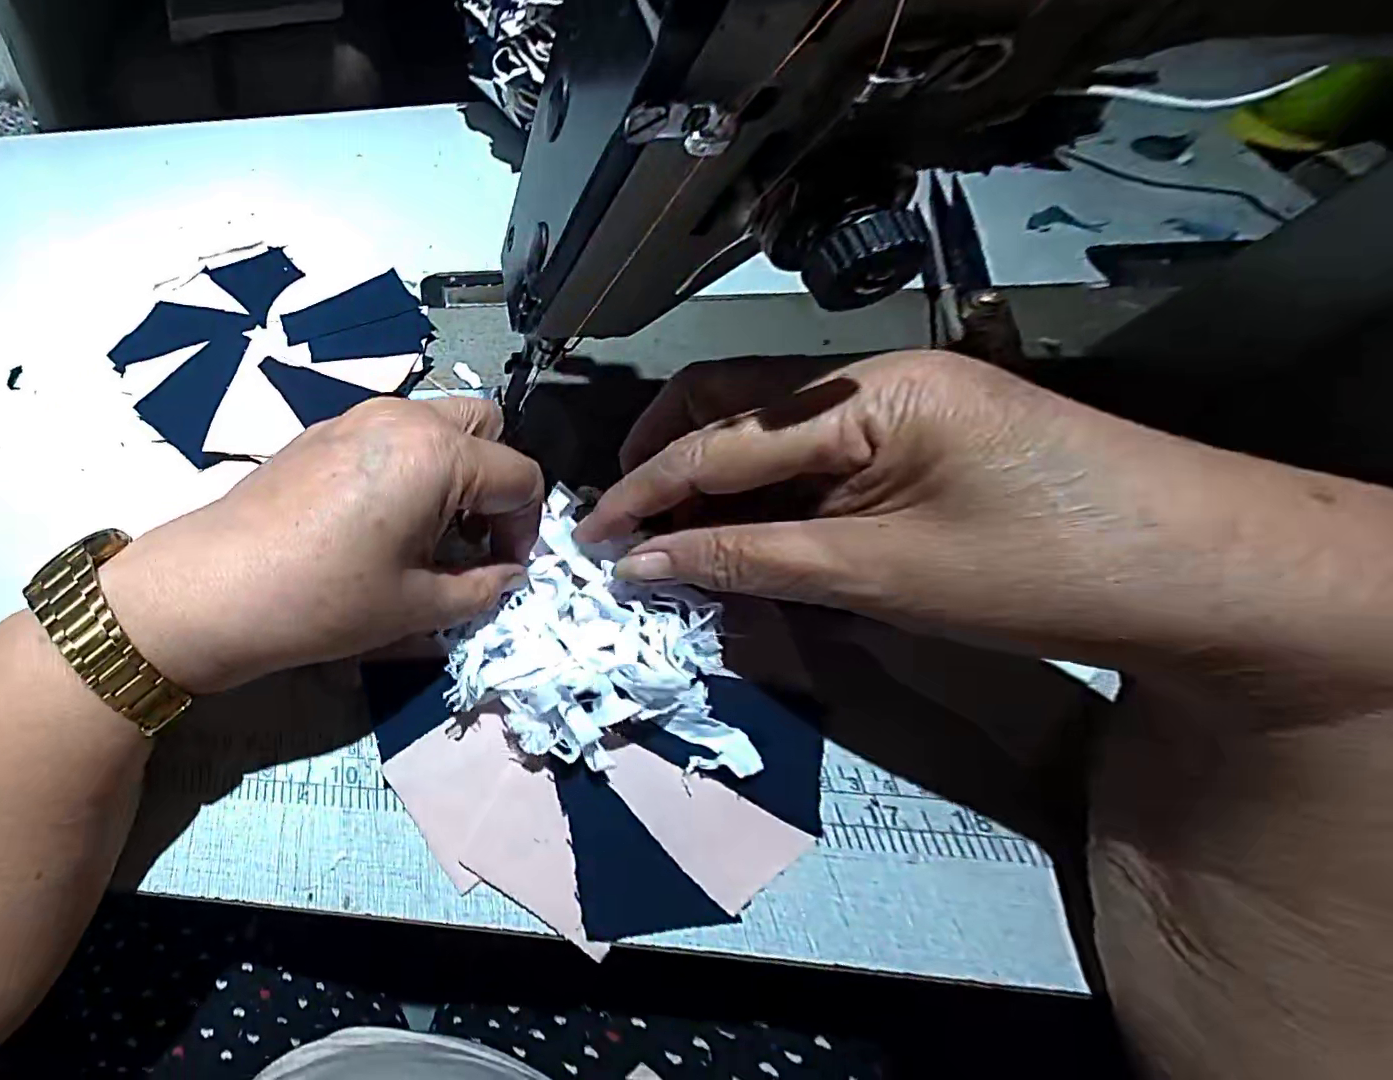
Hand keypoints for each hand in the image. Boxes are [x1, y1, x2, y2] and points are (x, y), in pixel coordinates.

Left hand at [99, 396, 541, 693]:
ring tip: (430, 530)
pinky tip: (384, 517)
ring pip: (438, 423)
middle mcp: (403, 417)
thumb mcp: (416, 606)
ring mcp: (359, 415)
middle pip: (486, 429)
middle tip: (472, 538)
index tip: (504, 568)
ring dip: (456, 470)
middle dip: (495, 483)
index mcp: (437, 453)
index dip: (526, 528)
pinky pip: (394, 431)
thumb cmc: (323, 600)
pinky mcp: (326, 429)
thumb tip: (509, 576)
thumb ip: (482, 589)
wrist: (214, 586)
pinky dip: (414, 464)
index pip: (520, 477)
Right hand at [576, 349, 1392, 694]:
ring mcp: (883, 405)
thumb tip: (640, 565)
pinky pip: (794, 456)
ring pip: (753, 426)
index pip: (717, 444)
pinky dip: (749, 493)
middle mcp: (865, 382)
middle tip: (625, 519)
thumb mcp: (874, 573)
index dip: (644, 494)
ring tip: (665, 532)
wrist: (1220, 585)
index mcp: (864, 397)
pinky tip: (729, 528)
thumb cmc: (1043, 572)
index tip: (591, 535)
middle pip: (724, 402)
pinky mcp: (898, 436)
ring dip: (700, 478)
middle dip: (660, 457)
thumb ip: (744, 561)